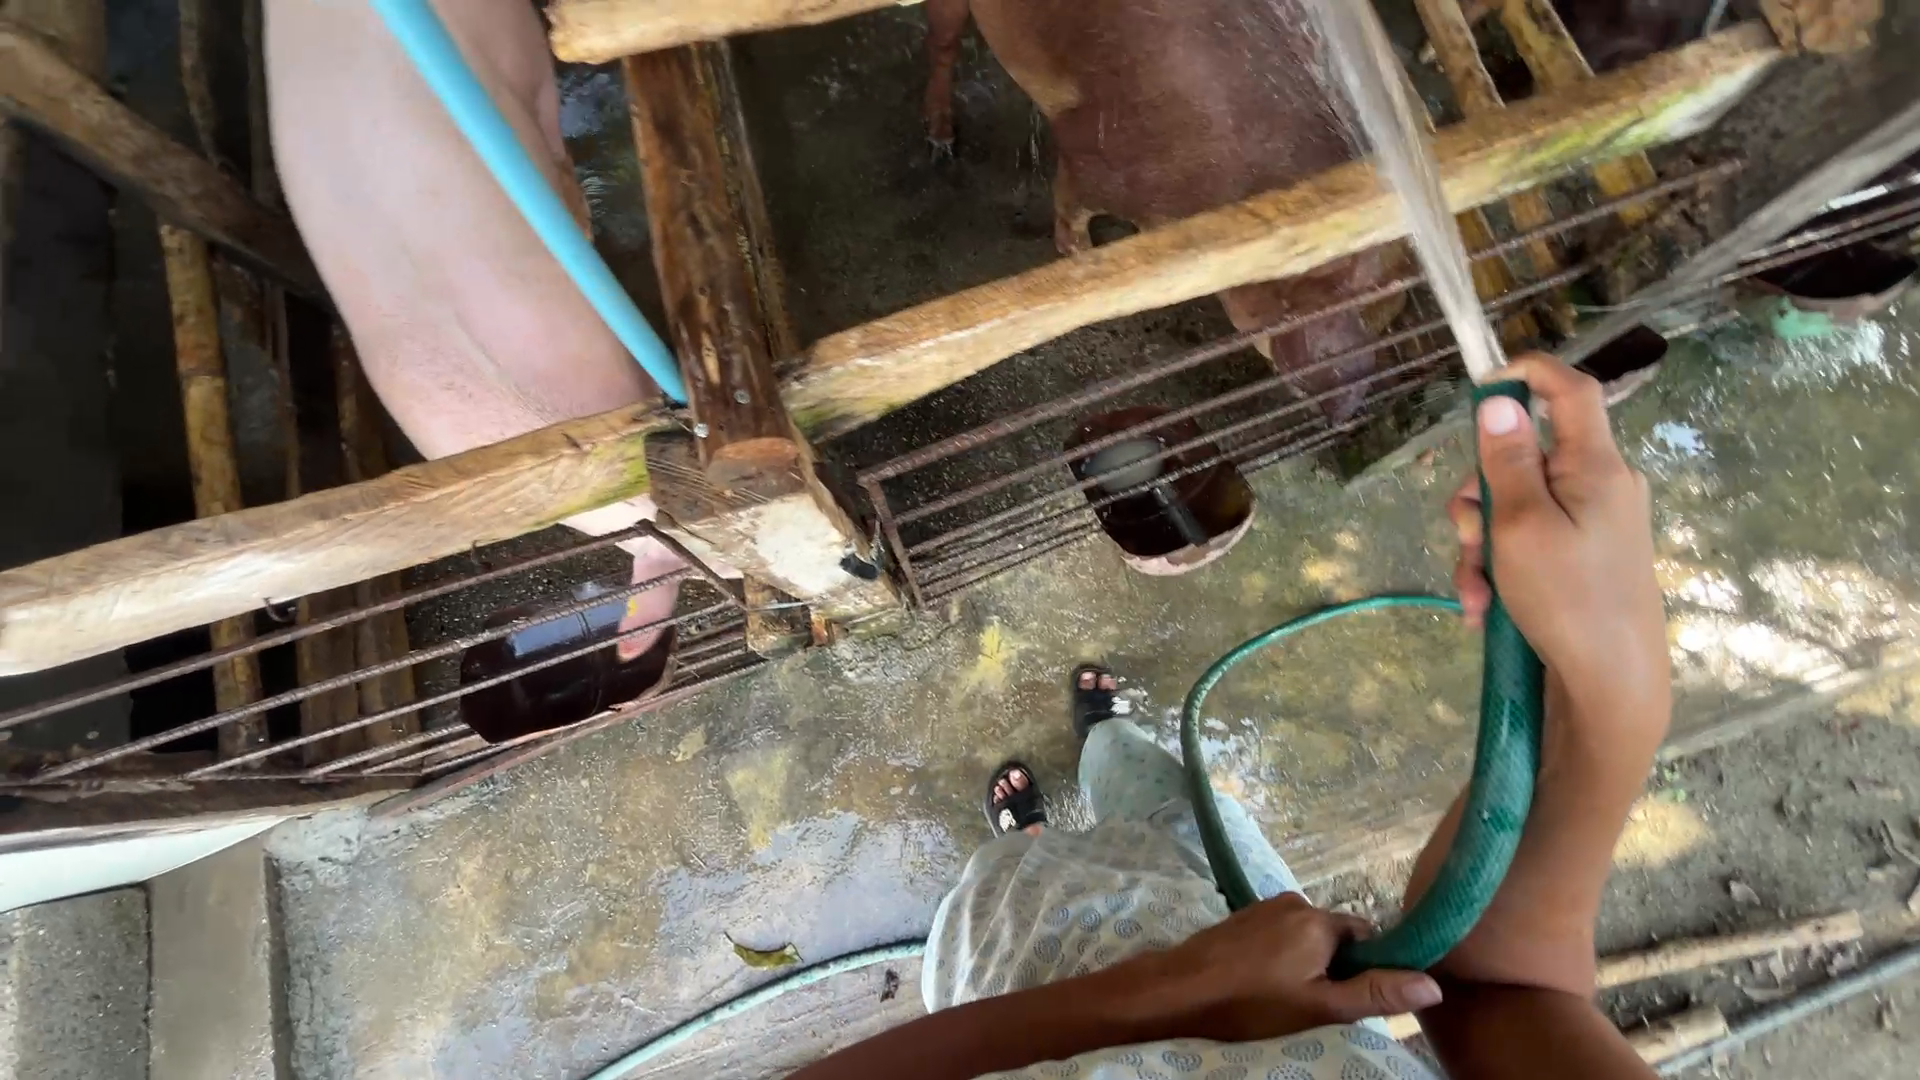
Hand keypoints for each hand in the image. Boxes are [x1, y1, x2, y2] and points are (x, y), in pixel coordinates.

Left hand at [1143, 893, 1442, 1041]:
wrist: (1184, 986)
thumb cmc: (1254, 1001)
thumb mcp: (1322, 1006)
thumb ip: (1376, 993)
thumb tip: (1433, 983)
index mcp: (1318, 919)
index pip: (1369, 936)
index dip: (1374, 967)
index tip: (1363, 996)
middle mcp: (1294, 902)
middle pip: (1338, 935)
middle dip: (1339, 966)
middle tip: (1322, 1002)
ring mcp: (1266, 906)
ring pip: (1309, 936)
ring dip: (1311, 963)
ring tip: (1292, 996)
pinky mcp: (1245, 916)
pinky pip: (1282, 934)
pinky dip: (1286, 956)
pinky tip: (1270, 982)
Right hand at [1447, 354, 1669, 740]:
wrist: (1609, 679)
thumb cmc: (1566, 596)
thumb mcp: (1520, 524)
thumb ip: (1507, 462)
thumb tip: (1497, 404)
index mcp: (1592, 467)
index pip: (1570, 393)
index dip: (1528, 374)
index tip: (1480, 384)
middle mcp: (1595, 485)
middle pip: (1518, 460)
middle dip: (1476, 500)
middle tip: (1466, 539)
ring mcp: (1588, 522)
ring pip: (1508, 508)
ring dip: (1477, 546)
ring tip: (1474, 590)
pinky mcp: (1577, 554)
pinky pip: (1522, 542)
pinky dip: (1495, 568)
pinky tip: (1483, 605)